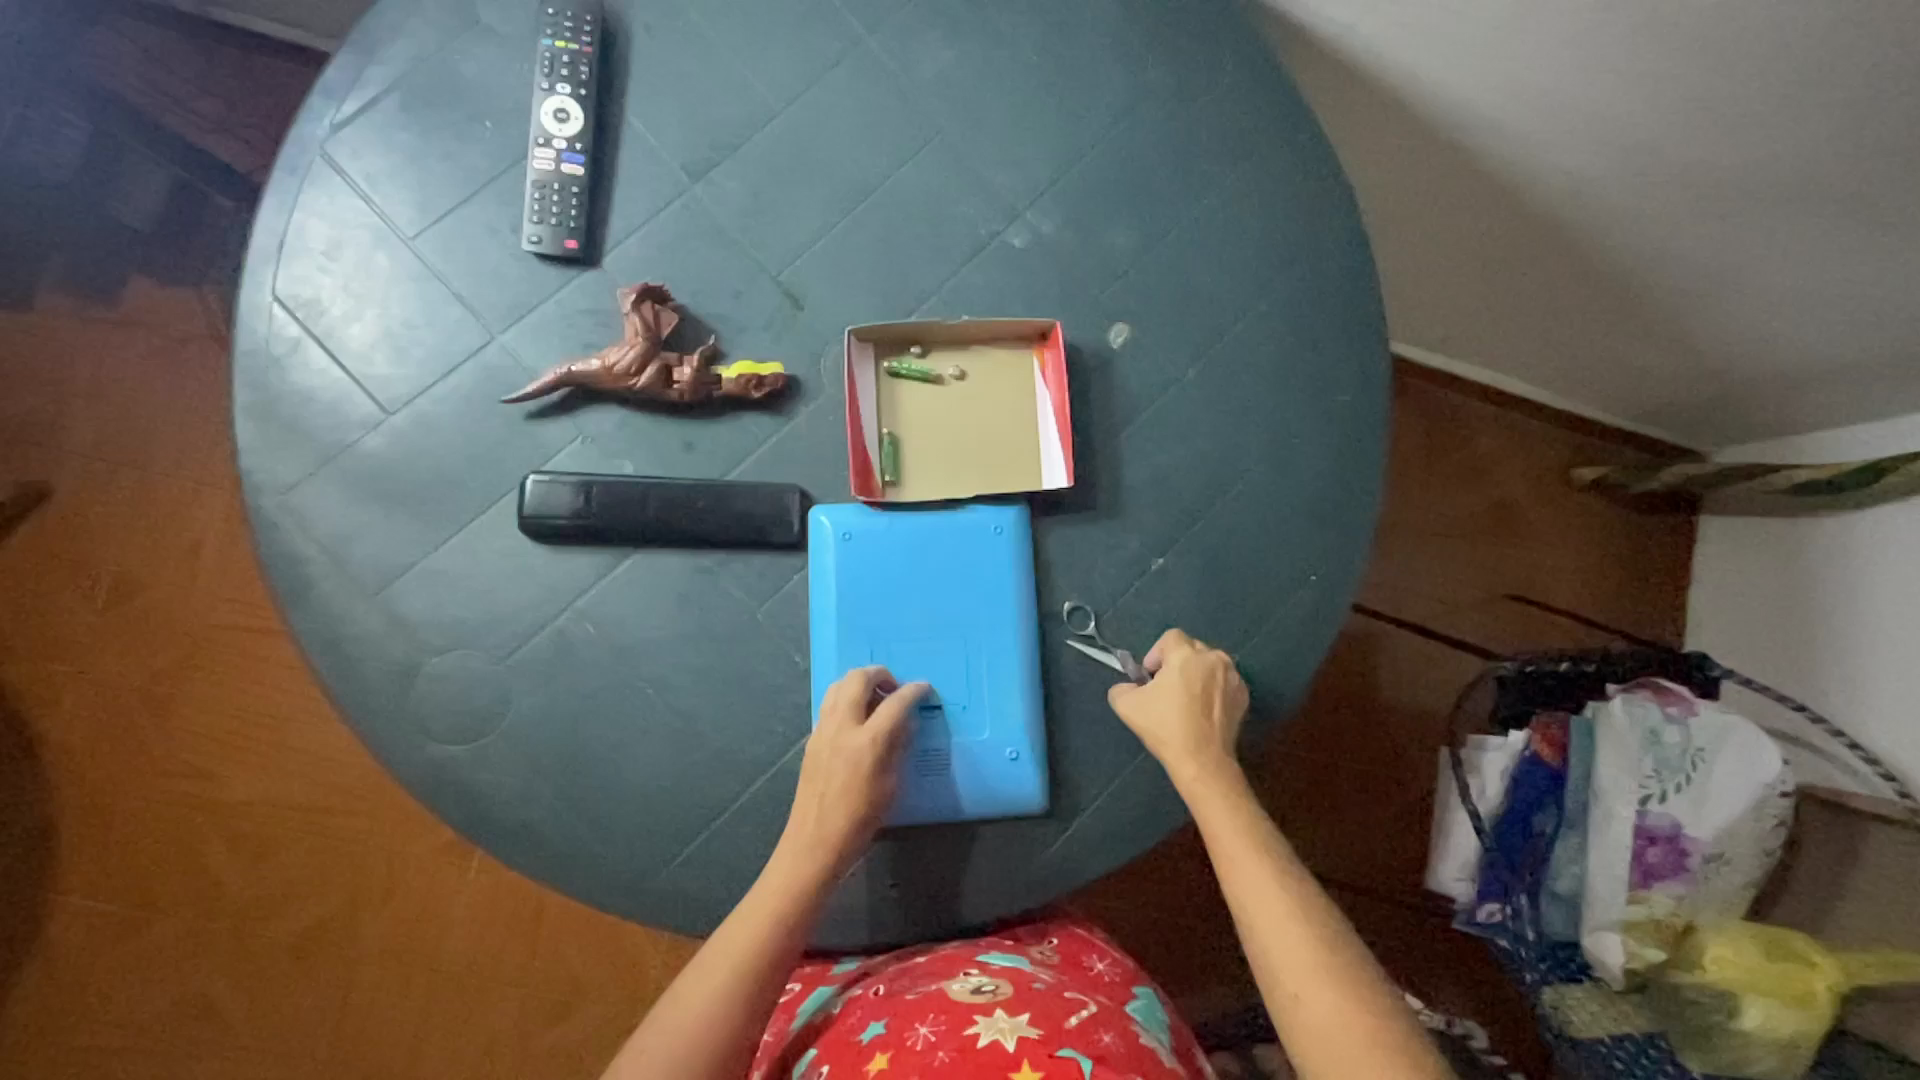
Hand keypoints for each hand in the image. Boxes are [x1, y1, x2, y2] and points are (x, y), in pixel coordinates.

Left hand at [777, 666, 928, 879]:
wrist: (816, 842)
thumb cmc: (861, 821)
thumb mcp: (892, 785)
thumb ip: (899, 747)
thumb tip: (906, 722)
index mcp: (869, 741)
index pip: (896, 701)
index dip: (914, 691)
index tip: (924, 689)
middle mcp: (843, 727)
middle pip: (859, 678)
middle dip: (881, 674)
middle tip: (895, 689)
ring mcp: (823, 730)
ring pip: (839, 685)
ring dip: (859, 683)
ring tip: (875, 700)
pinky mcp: (812, 739)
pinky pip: (829, 705)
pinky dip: (846, 700)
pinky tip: (857, 720)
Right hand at [1107, 629, 1249, 786]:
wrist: (1202, 761)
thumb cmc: (1165, 728)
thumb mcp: (1126, 706)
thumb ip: (1122, 687)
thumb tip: (1131, 686)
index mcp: (1186, 655)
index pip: (1170, 637)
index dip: (1156, 653)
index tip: (1151, 677)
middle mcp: (1213, 658)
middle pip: (1192, 649)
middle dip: (1177, 663)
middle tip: (1166, 688)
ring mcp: (1233, 677)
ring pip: (1210, 664)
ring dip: (1197, 674)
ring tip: (1188, 699)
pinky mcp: (1244, 695)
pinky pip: (1224, 682)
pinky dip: (1214, 689)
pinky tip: (1205, 711)